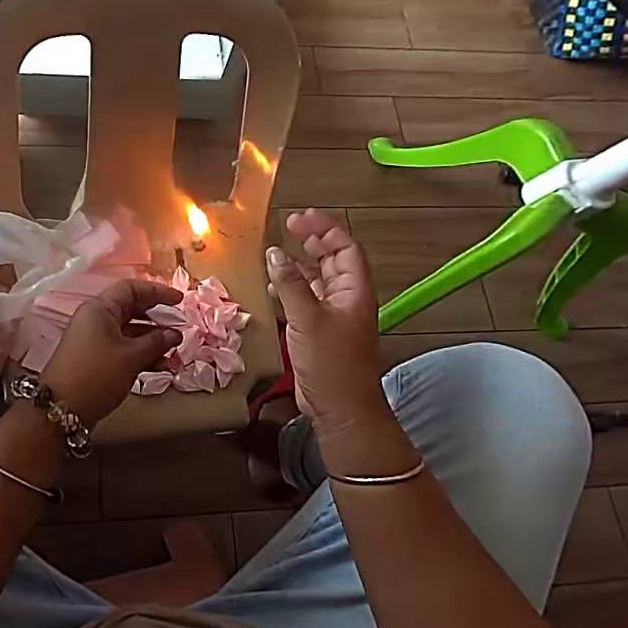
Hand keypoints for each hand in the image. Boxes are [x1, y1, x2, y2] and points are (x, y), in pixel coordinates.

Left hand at [40, 279, 182, 422]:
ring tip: (173, 353)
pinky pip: (123, 347)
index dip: (157, 291)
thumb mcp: (130, 358)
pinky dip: (141, 353)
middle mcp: (96, 319)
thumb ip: (156, 343)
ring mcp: (94, 338)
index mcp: (100, 309)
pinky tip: (159, 366)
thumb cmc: (96, 375)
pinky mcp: (95, 357)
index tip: (179, 300)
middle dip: (158, 319)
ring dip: (152, 340)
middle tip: (178, 329)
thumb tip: (175, 334)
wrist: (60, 409)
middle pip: (132, 309)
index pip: (131, 288)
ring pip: (129, 331)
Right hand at [267, 209, 388, 429]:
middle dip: (312, 240)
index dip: (324, 229)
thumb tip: (274, 253)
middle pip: (332, 259)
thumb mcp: (308, 319)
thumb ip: (290, 284)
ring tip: (276, 252)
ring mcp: (334, 315)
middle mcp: (347, 298)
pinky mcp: (320, 330)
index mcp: (354, 290)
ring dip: (299, 264)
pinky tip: (273, 285)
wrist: (341, 409)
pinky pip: (306, 298)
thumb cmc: (332, 364)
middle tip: (288, 228)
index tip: (299, 219)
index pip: (344, 247)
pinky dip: (291, 287)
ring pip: (318, 278)